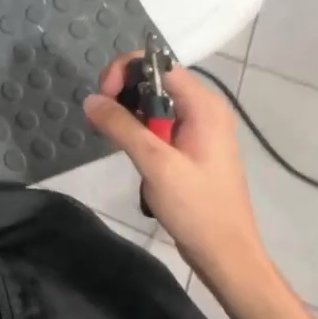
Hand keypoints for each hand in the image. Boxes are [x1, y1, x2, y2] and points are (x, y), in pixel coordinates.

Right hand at [83, 54, 267, 282]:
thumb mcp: (155, 163)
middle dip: (121, 91)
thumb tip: (91, 99)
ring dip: (125, 111)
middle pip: (152, 78)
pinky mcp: (189, 145)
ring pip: (150, 100)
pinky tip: (124, 146)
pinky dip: (135, 126)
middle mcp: (203, 110)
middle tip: (101, 119)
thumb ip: (121, 126)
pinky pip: (155, 120)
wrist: (226, 255)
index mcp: (204, 107)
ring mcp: (197, 128)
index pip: (157, 63)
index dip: (124, 71)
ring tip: (108, 134)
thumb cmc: (197, 207)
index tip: (104, 97)